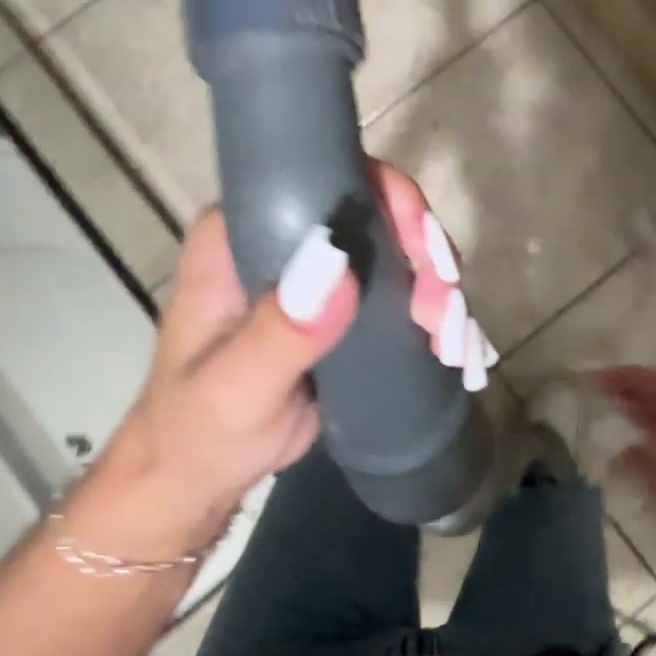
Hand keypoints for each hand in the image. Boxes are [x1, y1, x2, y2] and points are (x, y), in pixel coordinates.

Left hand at [66, 163, 483, 556]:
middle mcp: (287, 236)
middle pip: (380, 210)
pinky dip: (439, 314)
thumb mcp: (235, 386)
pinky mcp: (348, 308)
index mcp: (242, 230)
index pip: (326, 178)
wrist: (201, 477)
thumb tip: (340, 264)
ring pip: (402, 251)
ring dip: (441, 290)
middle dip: (428, 254)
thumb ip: (279, 329)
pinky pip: (406, 291)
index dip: (389, 198)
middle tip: (443, 313)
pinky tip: (456, 350)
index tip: (423, 251)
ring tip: (451, 345)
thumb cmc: (199, 429)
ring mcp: (321, 272)